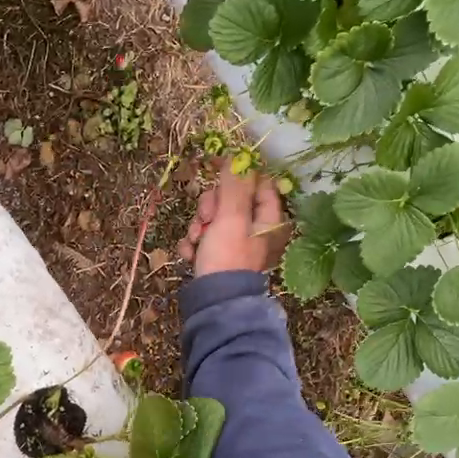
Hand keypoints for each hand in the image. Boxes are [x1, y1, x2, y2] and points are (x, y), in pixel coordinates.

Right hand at [178, 162, 289, 276]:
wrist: (213, 300)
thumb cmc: (227, 256)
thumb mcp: (231, 217)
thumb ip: (234, 185)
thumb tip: (237, 157)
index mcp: (268, 218)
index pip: (257, 182)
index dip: (237, 173)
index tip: (215, 165)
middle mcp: (254, 229)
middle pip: (229, 200)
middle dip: (210, 207)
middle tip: (206, 219)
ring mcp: (234, 243)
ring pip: (212, 218)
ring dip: (198, 226)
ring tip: (196, 241)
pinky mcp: (216, 256)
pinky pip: (203, 237)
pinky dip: (194, 243)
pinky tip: (191, 253)